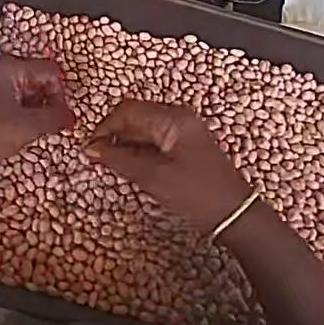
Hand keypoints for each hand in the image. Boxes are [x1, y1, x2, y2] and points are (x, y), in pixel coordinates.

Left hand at [0, 57, 74, 172]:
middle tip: (46, 127)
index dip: (61, 95)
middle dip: (46, 105)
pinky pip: (7, 104)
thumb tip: (69, 116)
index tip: (61, 117)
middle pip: (37, 81)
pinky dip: (15, 118)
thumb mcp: (26, 127)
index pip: (51, 72)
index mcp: (9, 68)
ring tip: (26, 134)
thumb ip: (54, 118)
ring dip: (31, 113)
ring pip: (22, 95)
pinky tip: (9, 136)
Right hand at [84, 100, 250, 230]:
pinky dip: (138, 150)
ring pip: (143, 128)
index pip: (127, 110)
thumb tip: (90, 149)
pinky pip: (154, 139)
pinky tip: (129, 166)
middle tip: (96, 158)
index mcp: (172, 118)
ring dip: (124, 143)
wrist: (234, 214)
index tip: (89, 149)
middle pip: (135, 116)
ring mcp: (183, 130)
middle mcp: (178, 117)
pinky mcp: (186, 144)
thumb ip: (119, 159)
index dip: (104, 127)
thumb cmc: (196, 194)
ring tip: (110, 165)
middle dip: (113, 134)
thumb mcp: (153, 177)